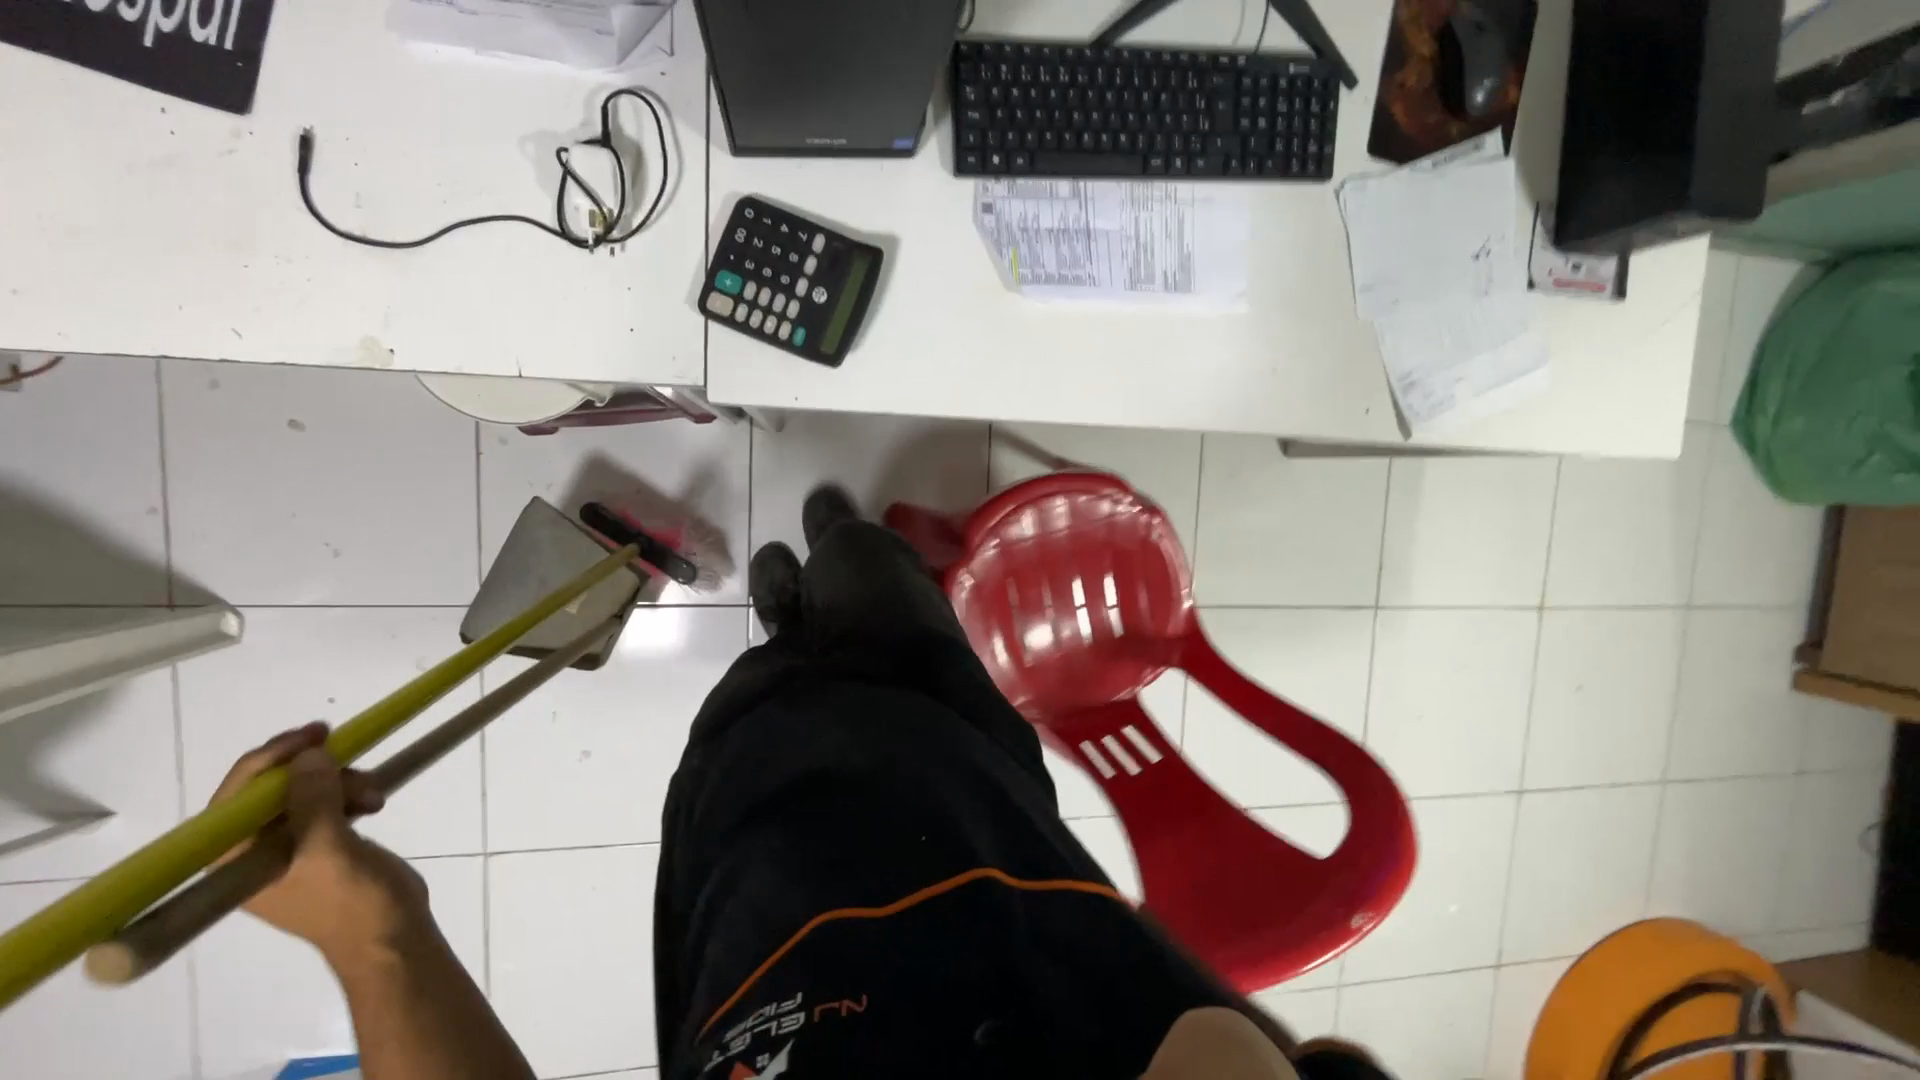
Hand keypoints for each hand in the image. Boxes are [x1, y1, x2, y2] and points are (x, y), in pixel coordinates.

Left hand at [210, 723, 430, 965]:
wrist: (392, 934)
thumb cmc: (350, 902)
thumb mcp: (329, 851)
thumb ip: (314, 801)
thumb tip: (308, 754)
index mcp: (235, 860)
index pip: (236, 797)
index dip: (269, 761)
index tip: (312, 736)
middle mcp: (254, 851)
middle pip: (272, 789)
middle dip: (314, 770)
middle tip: (348, 748)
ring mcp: (291, 846)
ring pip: (308, 790)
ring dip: (342, 782)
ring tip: (374, 794)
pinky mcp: (325, 843)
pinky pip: (330, 802)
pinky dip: (352, 793)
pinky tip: (375, 800)